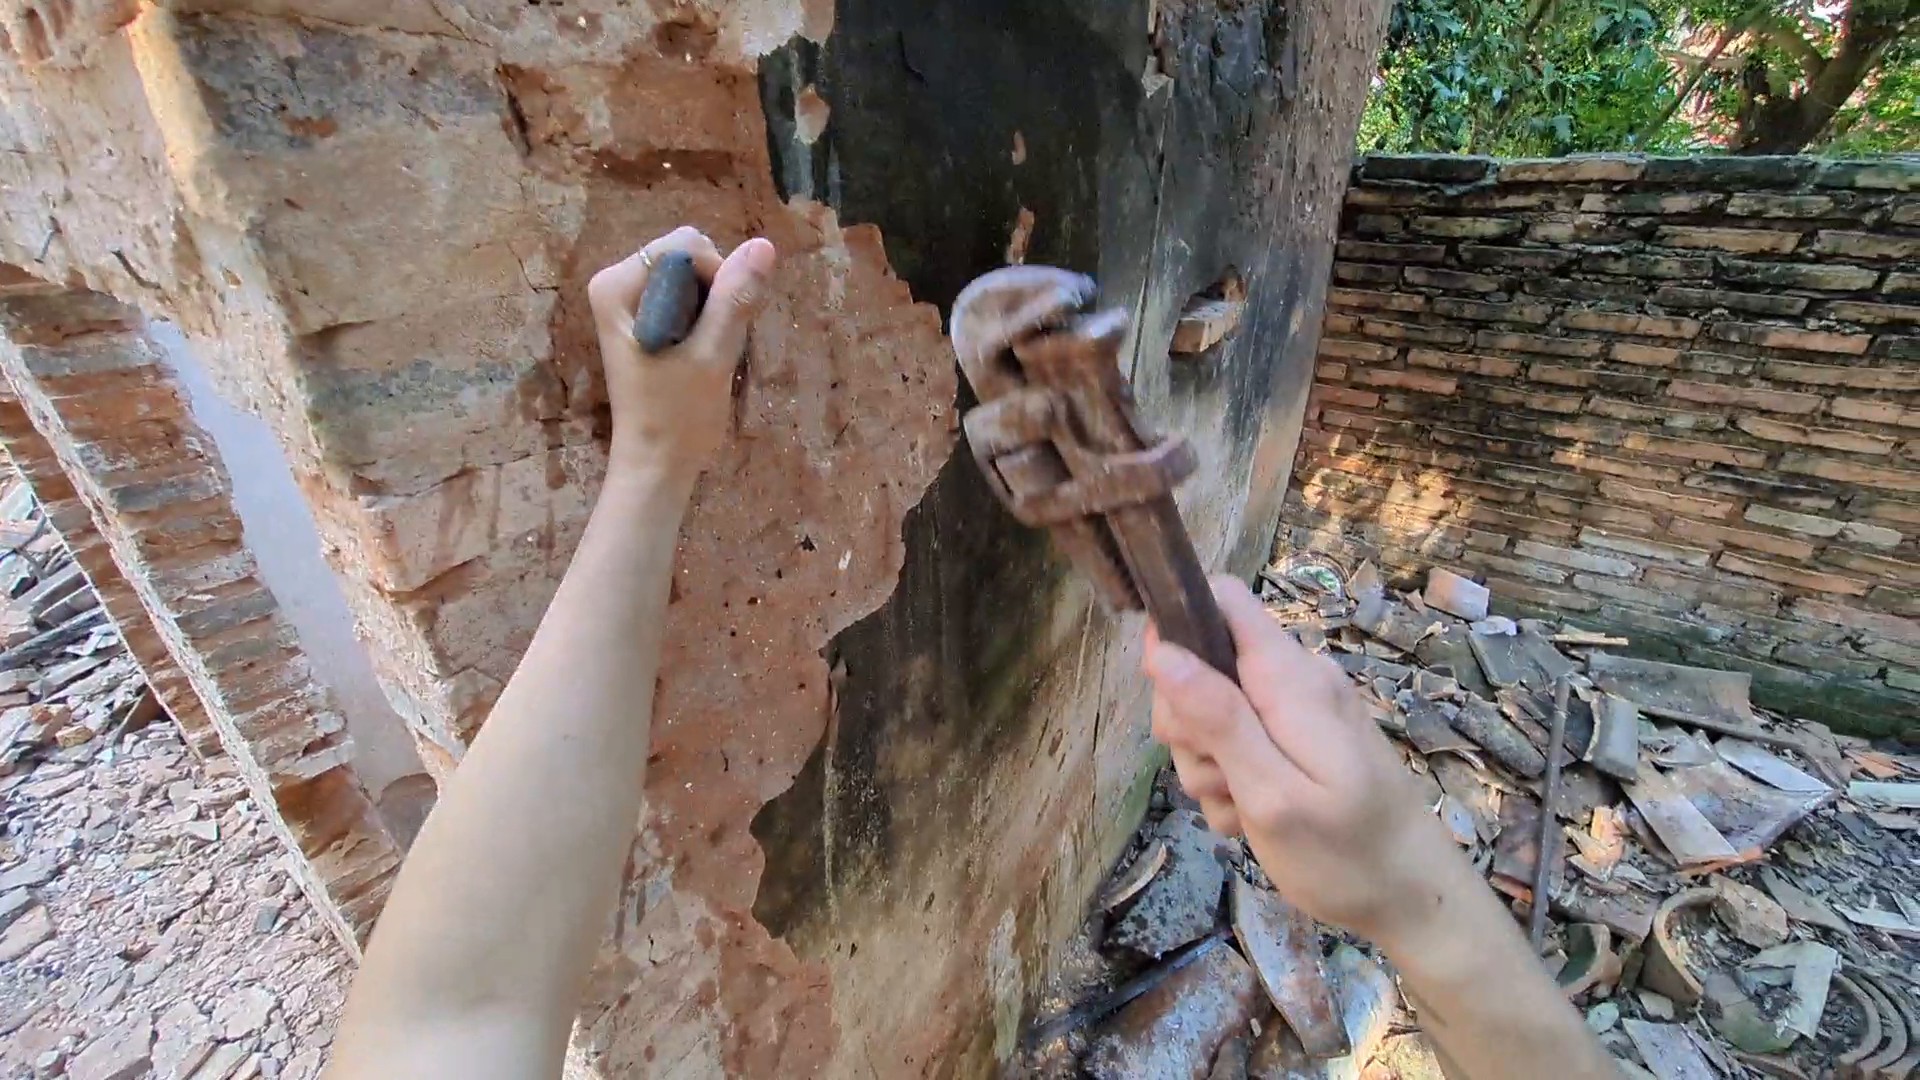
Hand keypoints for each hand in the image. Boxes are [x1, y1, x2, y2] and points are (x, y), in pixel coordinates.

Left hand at [587, 227, 778, 485]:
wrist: (657, 464)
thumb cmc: (679, 415)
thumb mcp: (712, 356)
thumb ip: (735, 299)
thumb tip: (764, 246)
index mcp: (618, 284)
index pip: (689, 246)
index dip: (719, 279)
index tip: (720, 329)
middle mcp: (616, 283)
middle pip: (689, 257)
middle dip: (716, 295)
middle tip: (714, 346)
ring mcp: (628, 302)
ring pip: (693, 279)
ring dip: (714, 311)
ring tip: (708, 354)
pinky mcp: (641, 321)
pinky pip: (687, 298)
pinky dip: (705, 321)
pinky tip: (702, 354)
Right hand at [1143, 576, 1461, 948]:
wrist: (1419, 907)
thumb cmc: (1349, 855)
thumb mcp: (1272, 793)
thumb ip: (1218, 717)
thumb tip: (1161, 650)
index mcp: (1289, 676)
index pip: (1222, 597)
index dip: (1180, 625)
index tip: (1164, 686)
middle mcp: (1290, 679)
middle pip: (1201, 663)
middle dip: (1188, 720)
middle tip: (1218, 775)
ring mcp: (1291, 710)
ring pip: (1208, 711)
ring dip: (1206, 761)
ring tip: (1242, 806)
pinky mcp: (1292, 739)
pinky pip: (1233, 741)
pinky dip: (1229, 779)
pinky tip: (1250, 815)